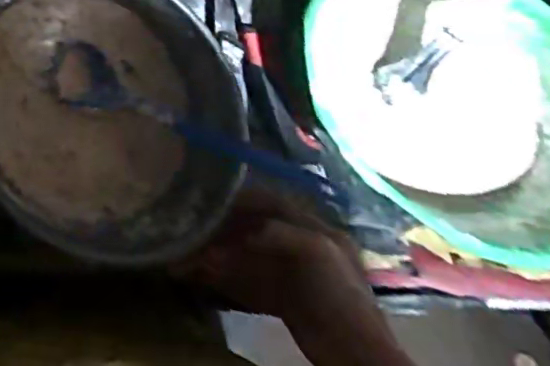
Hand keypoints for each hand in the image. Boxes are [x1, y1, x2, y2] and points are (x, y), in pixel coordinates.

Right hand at [174, 189, 411, 365]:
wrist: (358, 357)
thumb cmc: (340, 295)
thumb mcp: (317, 251)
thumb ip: (280, 232)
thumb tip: (244, 232)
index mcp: (316, 227)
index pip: (273, 203)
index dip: (243, 199)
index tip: (213, 199)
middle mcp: (303, 246)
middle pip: (256, 230)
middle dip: (225, 230)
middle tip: (195, 231)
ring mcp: (294, 276)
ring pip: (249, 257)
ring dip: (221, 256)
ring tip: (192, 256)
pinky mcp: (285, 301)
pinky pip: (250, 283)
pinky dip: (228, 279)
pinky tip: (206, 276)